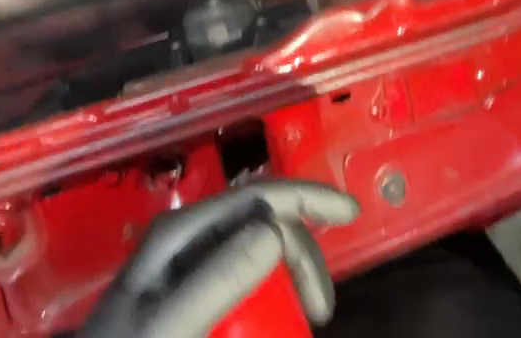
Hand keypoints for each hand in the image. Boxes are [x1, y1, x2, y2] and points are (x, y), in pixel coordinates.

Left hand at [80, 180, 359, 337]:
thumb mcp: (168, 328)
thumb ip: (216, 281)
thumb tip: (277, 230)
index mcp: (183, 234)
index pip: (259, 198)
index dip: (308, 197)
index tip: (352, 215)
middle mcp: (191, 243)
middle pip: (266, 227)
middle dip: (303, 255)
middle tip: (321, 312)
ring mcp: (193, 273)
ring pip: (260, 257)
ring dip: (291, 278)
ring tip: (305, 319)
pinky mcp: (197, 302)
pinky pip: (245, 290)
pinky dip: (270, 298)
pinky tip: (279, 321)